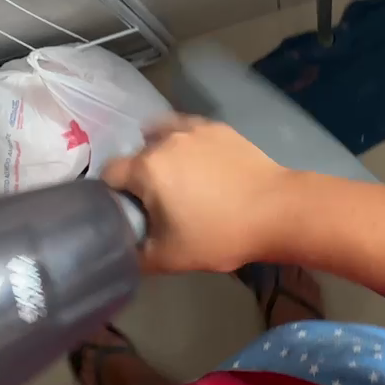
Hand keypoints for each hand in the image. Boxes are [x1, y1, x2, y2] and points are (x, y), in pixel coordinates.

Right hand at [102, 117, 297, 273]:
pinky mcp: (218, 126)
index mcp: (147, 167)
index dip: (111, 193)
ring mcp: (194, 128)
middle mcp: (166, 139)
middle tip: (156, 203)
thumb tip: (120, 248)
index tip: (126, 211)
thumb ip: (134, 254)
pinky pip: (188, 130)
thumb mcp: (169, 258)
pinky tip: (196, 161)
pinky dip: (184, 142)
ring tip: (176, 179)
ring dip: (161, 154)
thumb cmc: (219, 233)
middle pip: (137, 155)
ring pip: (162, 136)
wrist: (275, 209)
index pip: (110, 173)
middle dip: (139, 176)